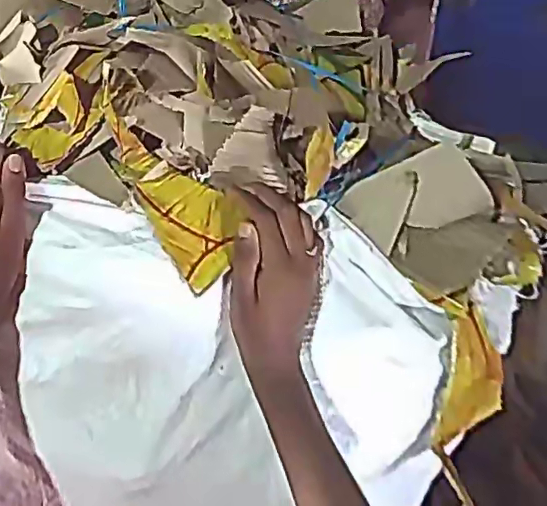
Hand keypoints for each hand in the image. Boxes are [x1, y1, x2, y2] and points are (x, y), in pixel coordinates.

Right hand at [228, 185, 322, 380]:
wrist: (278, 360)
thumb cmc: (253, 330)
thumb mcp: (240, 295)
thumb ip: (245, 257)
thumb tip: (247, 223)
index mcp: (280, 266)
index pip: (267, 219)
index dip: (249, 200)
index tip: (232, 190)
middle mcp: (301, 261)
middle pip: (288, 213)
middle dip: (266, 194)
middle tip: (246, 186)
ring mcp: (312, 265)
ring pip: (304, 220)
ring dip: (284, 202)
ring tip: (263, 195)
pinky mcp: (315, 271)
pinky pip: (313, 236)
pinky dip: (300, 219)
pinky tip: (286, 217)